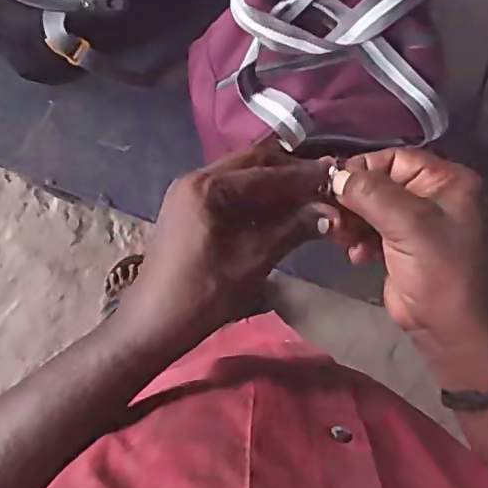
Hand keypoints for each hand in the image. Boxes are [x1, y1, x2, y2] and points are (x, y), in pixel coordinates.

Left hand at [113, 142, 339, 355]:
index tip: (336, 177)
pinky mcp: (190, 208)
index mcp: (207, 188)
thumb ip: (292, 229)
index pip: (267, 171)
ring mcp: (190, 192)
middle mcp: (196, 179)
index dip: (304, 175)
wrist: (151, 325)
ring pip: (244, 176)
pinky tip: (282, 212)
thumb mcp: (252, 261)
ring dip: (276, 184)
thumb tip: (332, 213)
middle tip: (323, 185)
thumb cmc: (201, 296)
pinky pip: (232, 192)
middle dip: (290, 173)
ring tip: (309, 198)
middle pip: (254, 162)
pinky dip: (259, 198)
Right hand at [332, 149, 487, 379]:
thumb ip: (371, 193)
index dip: (364, 168)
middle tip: (334, 215)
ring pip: (371, 208)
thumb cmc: (438, 270)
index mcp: (447, 181)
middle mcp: (433, 196)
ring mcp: (417, 223)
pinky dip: (359, 239)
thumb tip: (336, 174)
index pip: (396, 158)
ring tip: (344, 239)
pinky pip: (371, 230)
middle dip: (354, 200)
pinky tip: (357, 256)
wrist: (448, 329)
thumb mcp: (408, 224)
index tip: (334, 182)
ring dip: (353, 221)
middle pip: (380, 183)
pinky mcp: (401, 246)